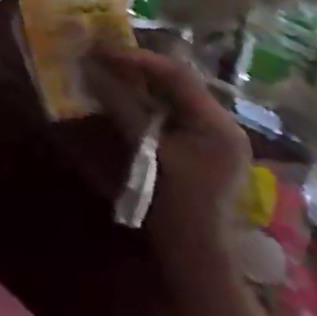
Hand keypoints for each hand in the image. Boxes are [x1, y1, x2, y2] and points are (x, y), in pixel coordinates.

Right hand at [85, 48, 251, 249]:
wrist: (197, 262)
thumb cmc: (175, 209)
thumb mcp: (147, 154)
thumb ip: (122, 108)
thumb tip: (92, 71)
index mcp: (218, 123)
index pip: (177, 74)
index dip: (138, 59)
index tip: (104, 53)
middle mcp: (224, 123)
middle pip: (179, 83)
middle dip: (140, 70)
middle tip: (106, 60)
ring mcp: (218, 137)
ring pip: (177, 97)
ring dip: (144, 86)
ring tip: (112, 75)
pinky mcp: (207, 150)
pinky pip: (178, 115)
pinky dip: (152, 104)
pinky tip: (129, 103)